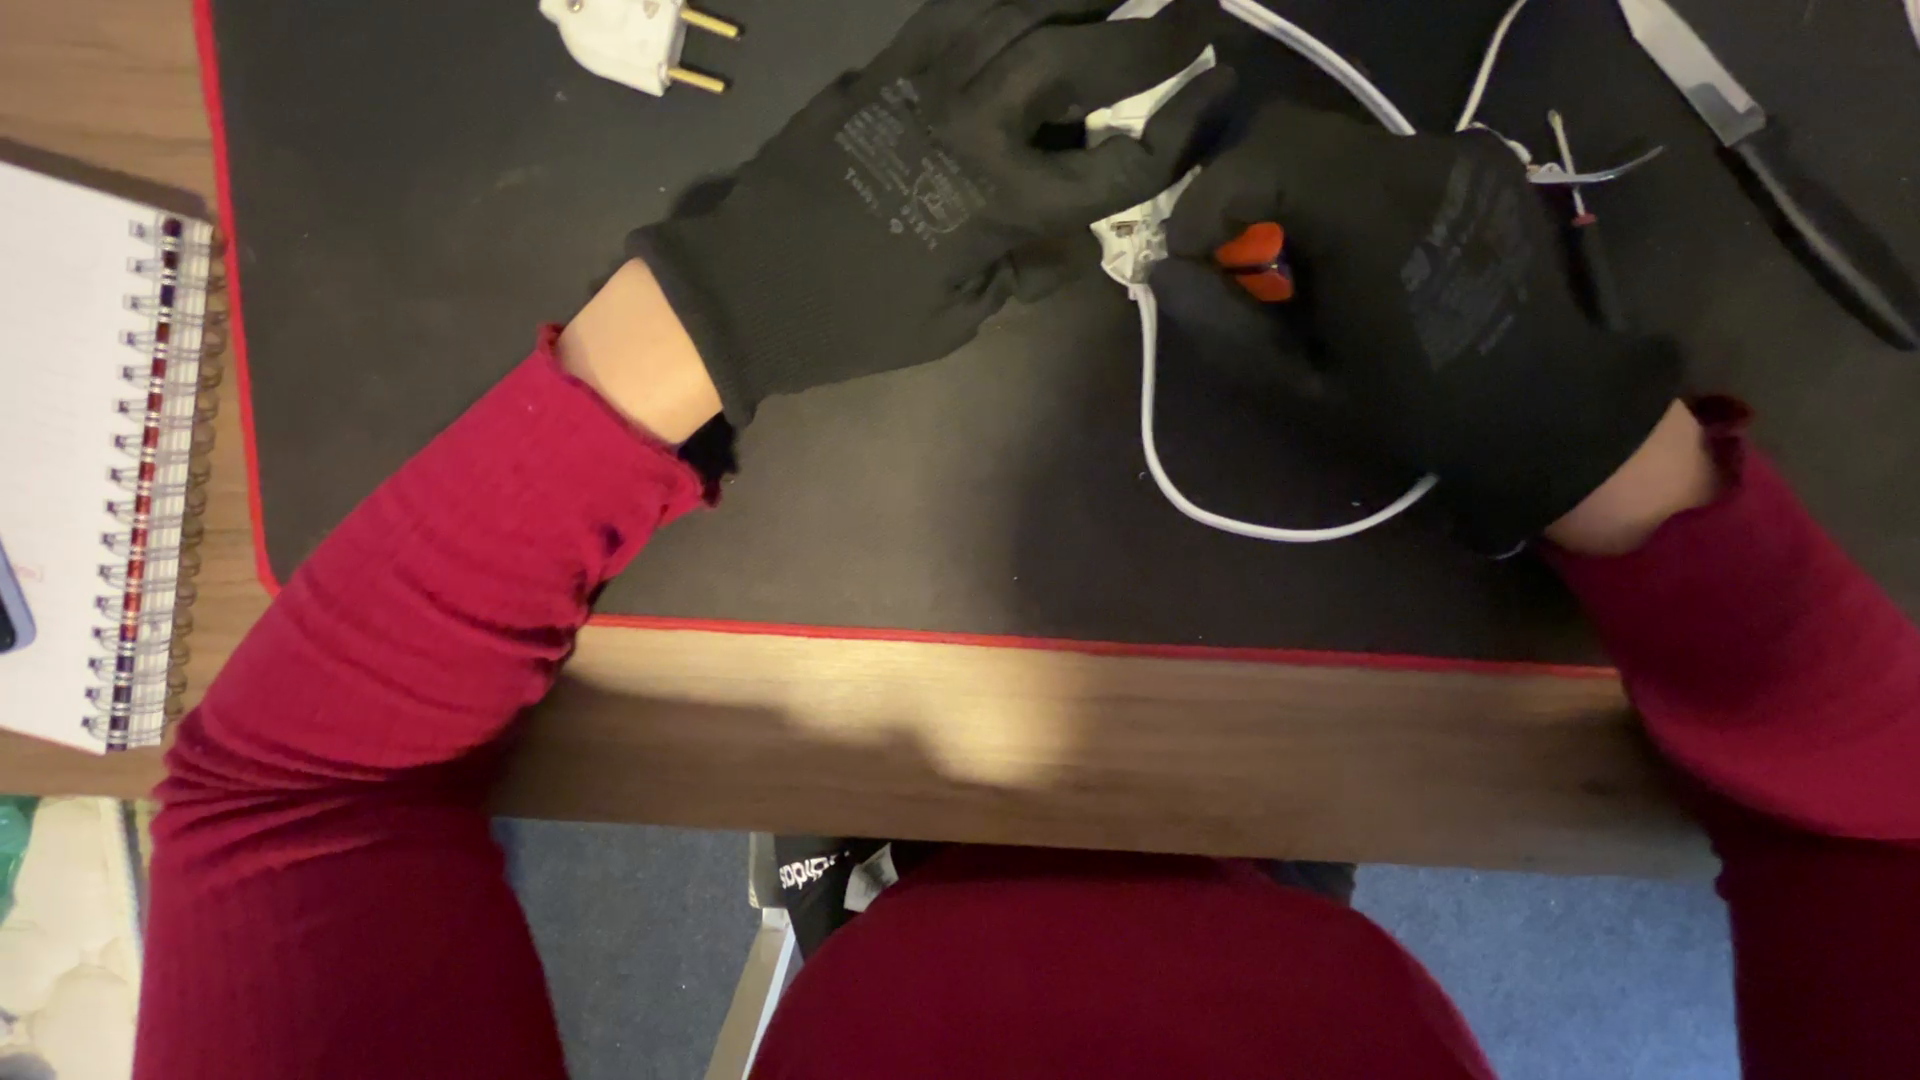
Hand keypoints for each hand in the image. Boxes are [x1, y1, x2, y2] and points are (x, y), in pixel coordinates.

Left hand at [633, 0, 1233, 425]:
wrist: (748, 287)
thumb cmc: (854, 321)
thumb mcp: (953, 320)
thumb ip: (1024, 272)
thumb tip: (1077, 245)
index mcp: (996, 205)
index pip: (1113, 167)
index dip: (1174, 135)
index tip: (1214, 98)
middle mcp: (971, 124)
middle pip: (1079, 61)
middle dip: (1150, 34)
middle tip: (1198, 14)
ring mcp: (921, 81)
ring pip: (1019, 9)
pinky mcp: (879, 65)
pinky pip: (953, 5)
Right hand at [1166, 100, 1679, 551]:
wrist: (1545, 405)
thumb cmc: (1414, 411)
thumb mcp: (1298, 390)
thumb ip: (1222, 325)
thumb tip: (1165, 270)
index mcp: (1376, 222)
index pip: (1258, 162)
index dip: (1203, 205)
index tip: (1189, 259)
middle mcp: (1420, 162)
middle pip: (1286, 133)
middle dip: (1234, 192)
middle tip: (1226, 258)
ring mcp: (1456, 150)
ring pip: (1326, 141)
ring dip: (1282, 193)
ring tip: (1287, 263)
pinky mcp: (1474, 156)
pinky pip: (1371, 155)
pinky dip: (1330, 193)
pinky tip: (1344, 252)